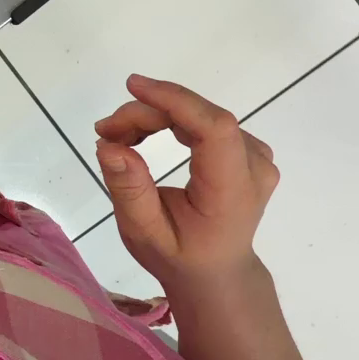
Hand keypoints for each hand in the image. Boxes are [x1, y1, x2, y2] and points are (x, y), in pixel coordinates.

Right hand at [92, 75, 279, 296]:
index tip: (133, 86)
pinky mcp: (244, 151)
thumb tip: (109, 146)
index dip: (175, 101)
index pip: (214, 129)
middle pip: (200, 117)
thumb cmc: (178, 256)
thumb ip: (129, 189)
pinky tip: (141, 135)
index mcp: (231, 192)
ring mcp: (254, 156)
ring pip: (198, 115)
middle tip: (104, 130)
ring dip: (152, 116)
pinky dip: (166, 120)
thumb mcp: (143, 232)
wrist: (216, 272)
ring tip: (116, 136)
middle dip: (146, 113)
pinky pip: (202, 120)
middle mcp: (253, 167)